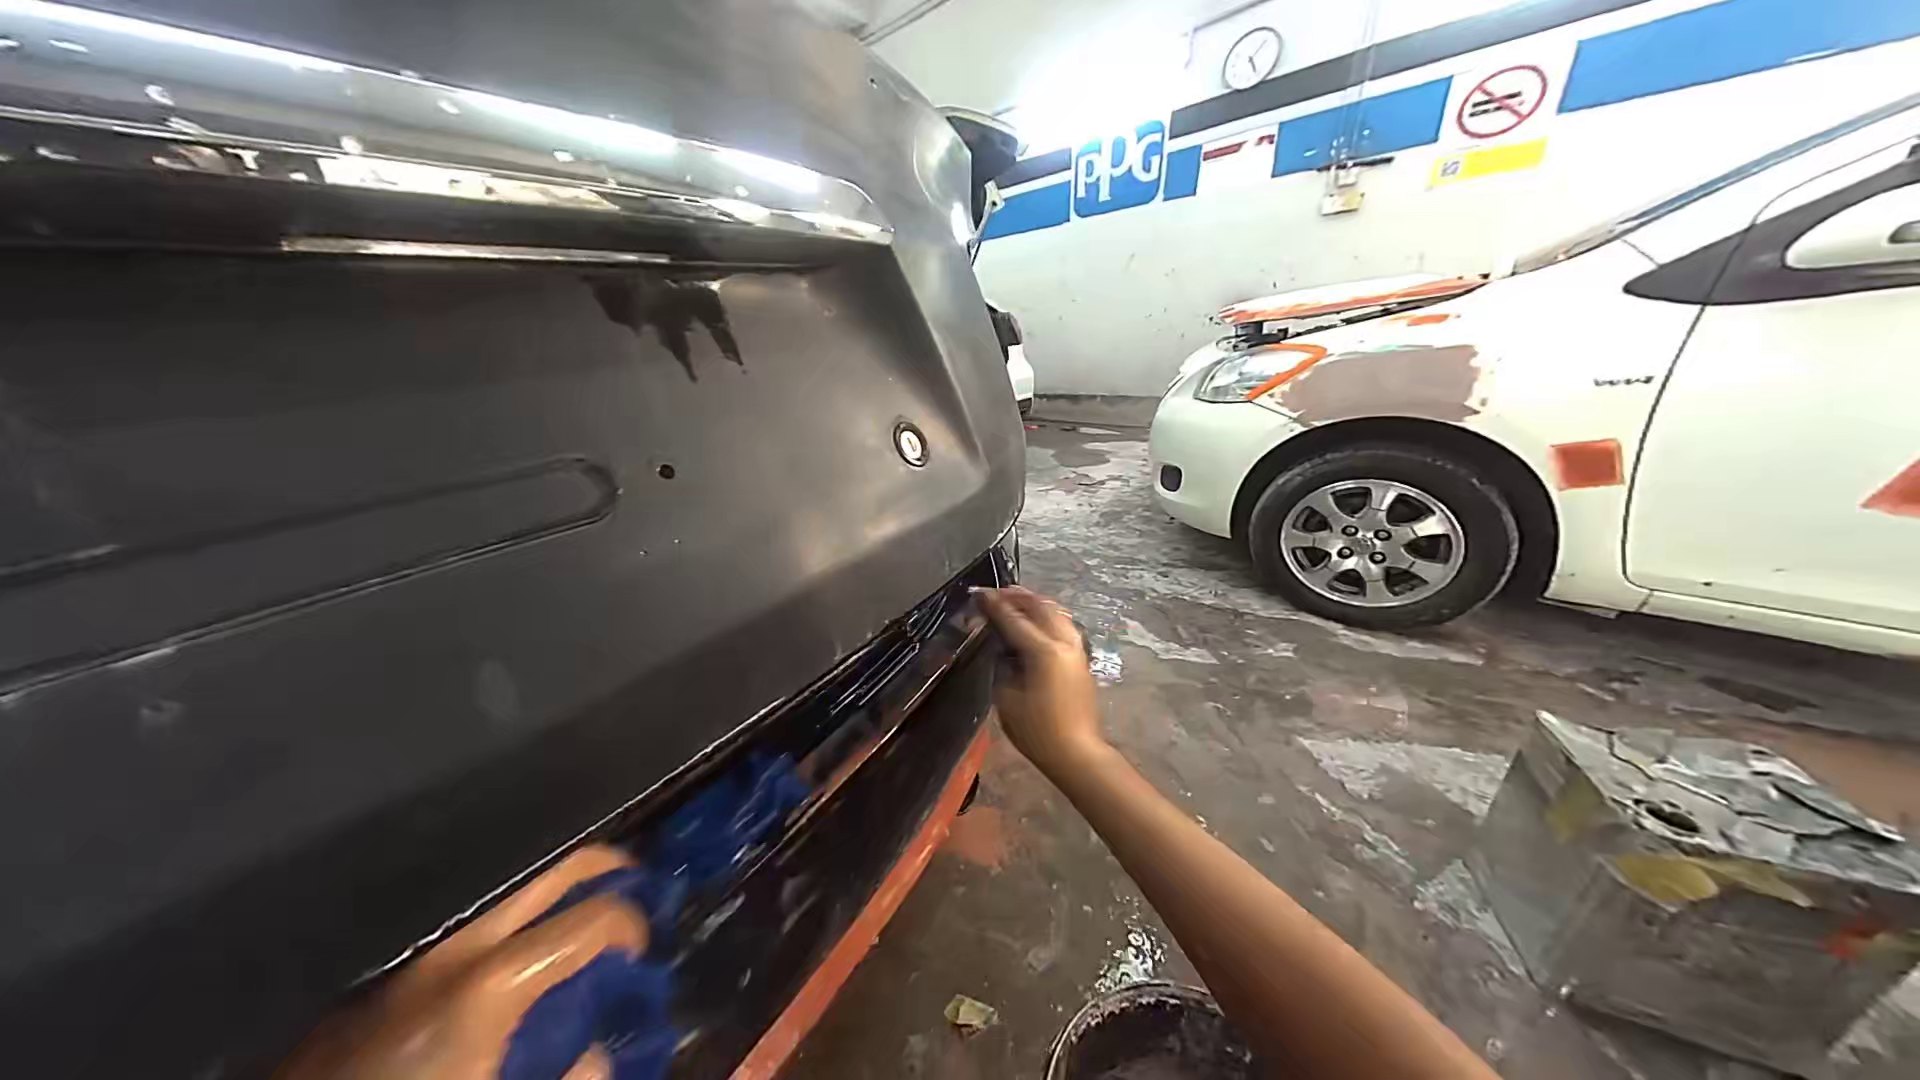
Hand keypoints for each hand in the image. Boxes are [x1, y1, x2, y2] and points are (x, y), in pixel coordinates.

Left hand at [278, 846, 649, 1079]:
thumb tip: (599, 1056)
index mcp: (492, 982)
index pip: (594, 920)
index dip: (632, 926)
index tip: (640, 952)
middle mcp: (464, 943)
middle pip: (560, 867)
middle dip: (609, 868)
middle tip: (635, 887)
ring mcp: (426, 945)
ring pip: (519, 881)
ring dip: (565, 884)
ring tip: (588, 906)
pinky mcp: (398, 961)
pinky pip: (482, 914)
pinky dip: (522, 910)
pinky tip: (528, 941)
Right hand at [975, 586, 1107, 776]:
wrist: (1076, 752)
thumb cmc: (1036, 731)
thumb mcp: (1006, 697)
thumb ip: (1002, 664)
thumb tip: (1002, 646)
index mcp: (1044, 651)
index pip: (1013, 619)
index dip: (994, 605)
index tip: (979, 594)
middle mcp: (1064, 642)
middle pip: (1039, 606)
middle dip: (1016, 596)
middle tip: (996, 593)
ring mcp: (1077, 648)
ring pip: (1056, 612)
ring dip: (1034, 603)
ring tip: (1015, 601)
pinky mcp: (1081, 658)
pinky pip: (1063, 624)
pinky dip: (1047, 615)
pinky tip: (1036, 620)